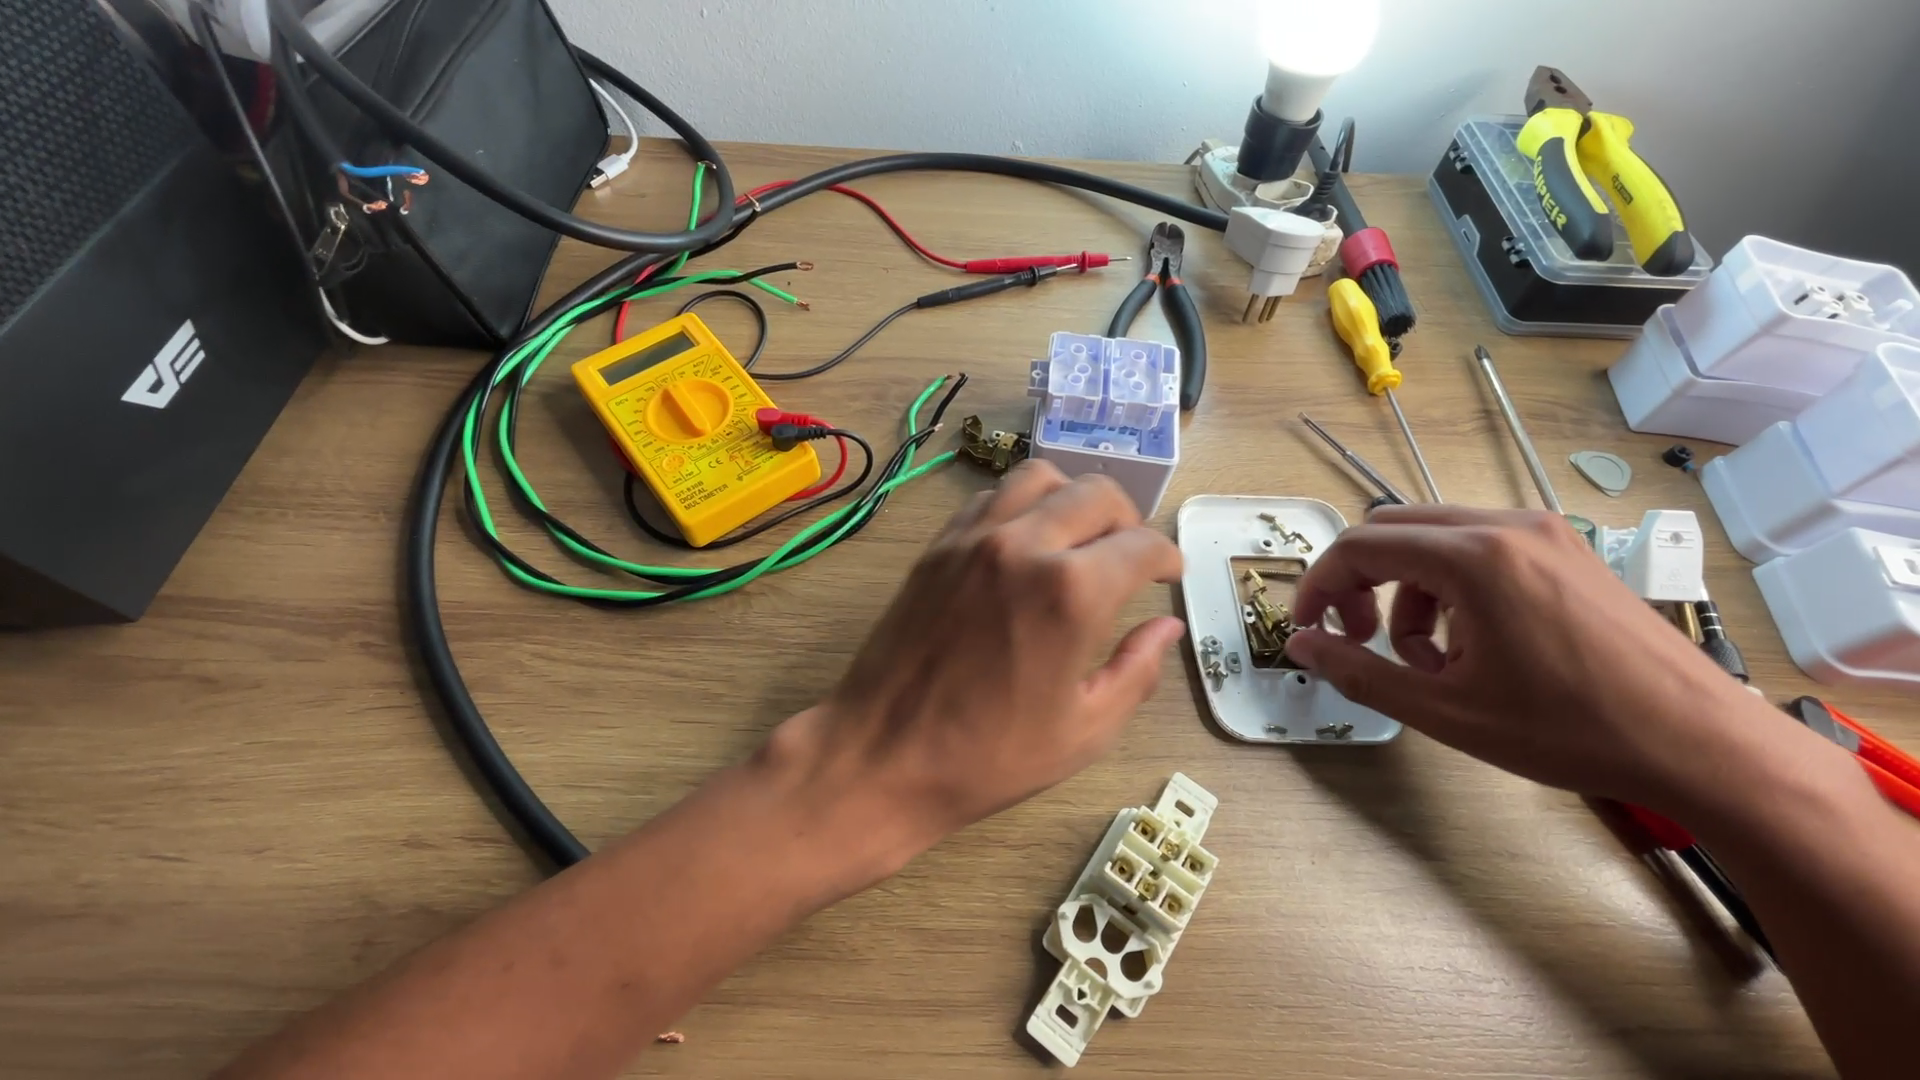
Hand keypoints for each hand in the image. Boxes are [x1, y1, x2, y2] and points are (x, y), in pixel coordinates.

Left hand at [766, 461, 1184, 865]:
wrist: (881, 757)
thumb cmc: (989, 757)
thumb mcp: (1084, 731)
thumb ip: (1136, 670)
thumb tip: (1165, 627)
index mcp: (1069, 592)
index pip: (1141, 545)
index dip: (1166, 559)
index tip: (1168, 575)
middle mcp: (1023, 545)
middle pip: (1097, 493)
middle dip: (1128, 521)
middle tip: (1130, 558)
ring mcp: (972, 538)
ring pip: (1039, 477)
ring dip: (1073, 498)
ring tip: (1079, 538)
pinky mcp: (937, 546)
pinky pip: (990, 498)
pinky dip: (1022, 505)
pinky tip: (1025, 544)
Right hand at [1283, 505, 1797, 811]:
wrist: (1705, 747)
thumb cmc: (1568, 731)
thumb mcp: (1444, 710)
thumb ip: (1357, 671)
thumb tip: (1300, 645)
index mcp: (1474, 557)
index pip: (1360, 546)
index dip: (1318, 585)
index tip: (1308, 630)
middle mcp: (1507, 526)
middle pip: (1393, 531)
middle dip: (1360, 583)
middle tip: (1360, 641)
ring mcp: (1545, 533)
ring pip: (1435, 540)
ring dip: (1407, 593)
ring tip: (1429, 662)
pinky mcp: (1567, 552)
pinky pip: (1480, 550)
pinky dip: (1451, 590)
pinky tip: (1474, 647)